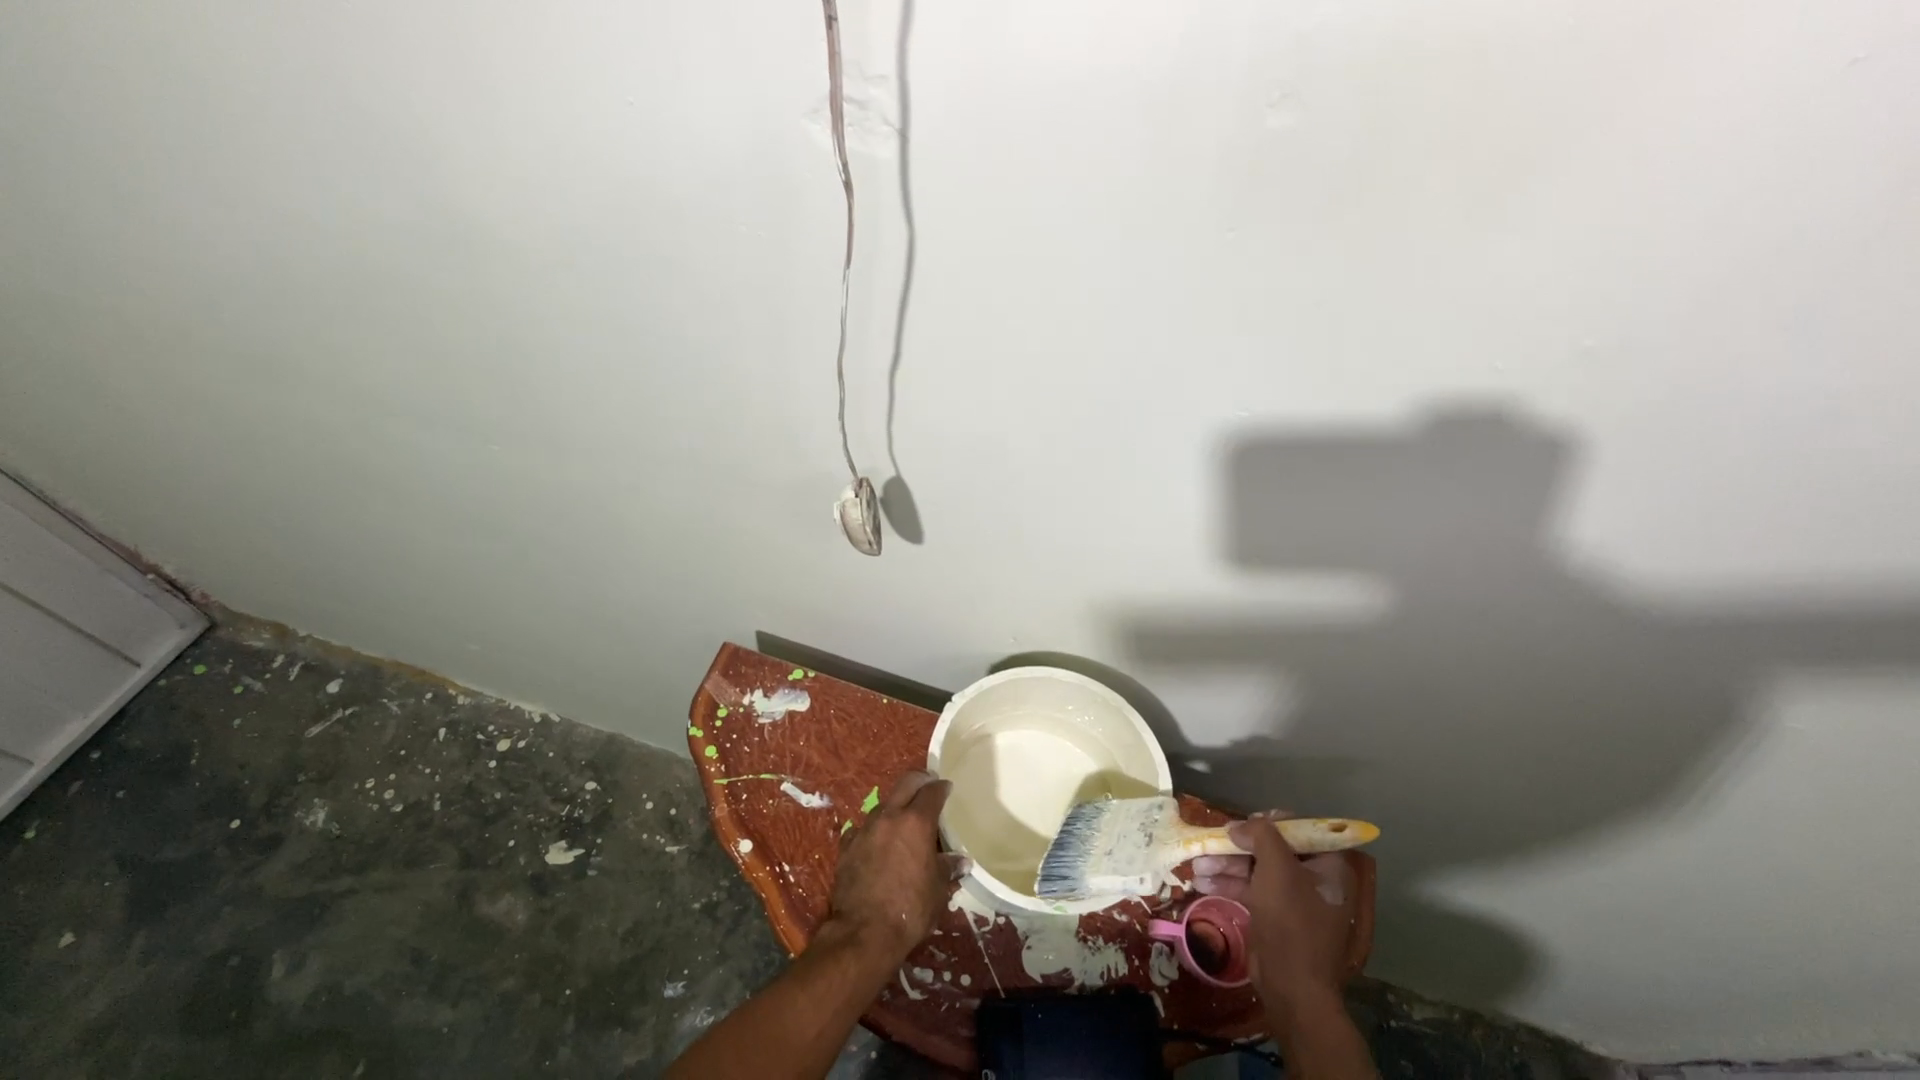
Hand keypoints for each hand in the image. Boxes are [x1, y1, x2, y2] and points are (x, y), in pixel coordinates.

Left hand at [825, 771, 968, 961]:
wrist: (863, 932)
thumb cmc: (909, 909)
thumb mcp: (938, 890)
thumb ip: (948, 868)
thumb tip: (961, 861)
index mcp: (916, 822)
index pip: (932, 791)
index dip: (941, 787)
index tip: (947, 787)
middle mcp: (889, 817)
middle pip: (905, 784)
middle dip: (919, 781)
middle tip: (928, 786)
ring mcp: (864, 829)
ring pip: (883, 805)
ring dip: (896, 806)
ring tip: (904, 821)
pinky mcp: (846, 846)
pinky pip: (862, 828)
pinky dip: (874, 830)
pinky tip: (877, 843)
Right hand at [1192, 812, 1355, 1015]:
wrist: (1292, 987)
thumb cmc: (1291, 921)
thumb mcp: (1277, 869)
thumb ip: (1261, 836)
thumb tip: (1241, 825)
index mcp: (1328, 867)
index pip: (1301, 831)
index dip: (1271, 822)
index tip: (1244, 823)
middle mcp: (1314, 881)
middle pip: (1273, 851)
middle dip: (1239, 847)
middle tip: (1213, 843)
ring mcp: (1294, 901)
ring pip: (1257, 872)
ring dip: (1227, 866)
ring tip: (1197, 865)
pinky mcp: (1275, 919)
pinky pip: (1251, 893)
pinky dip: (1229, 886)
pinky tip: (1201, 883)